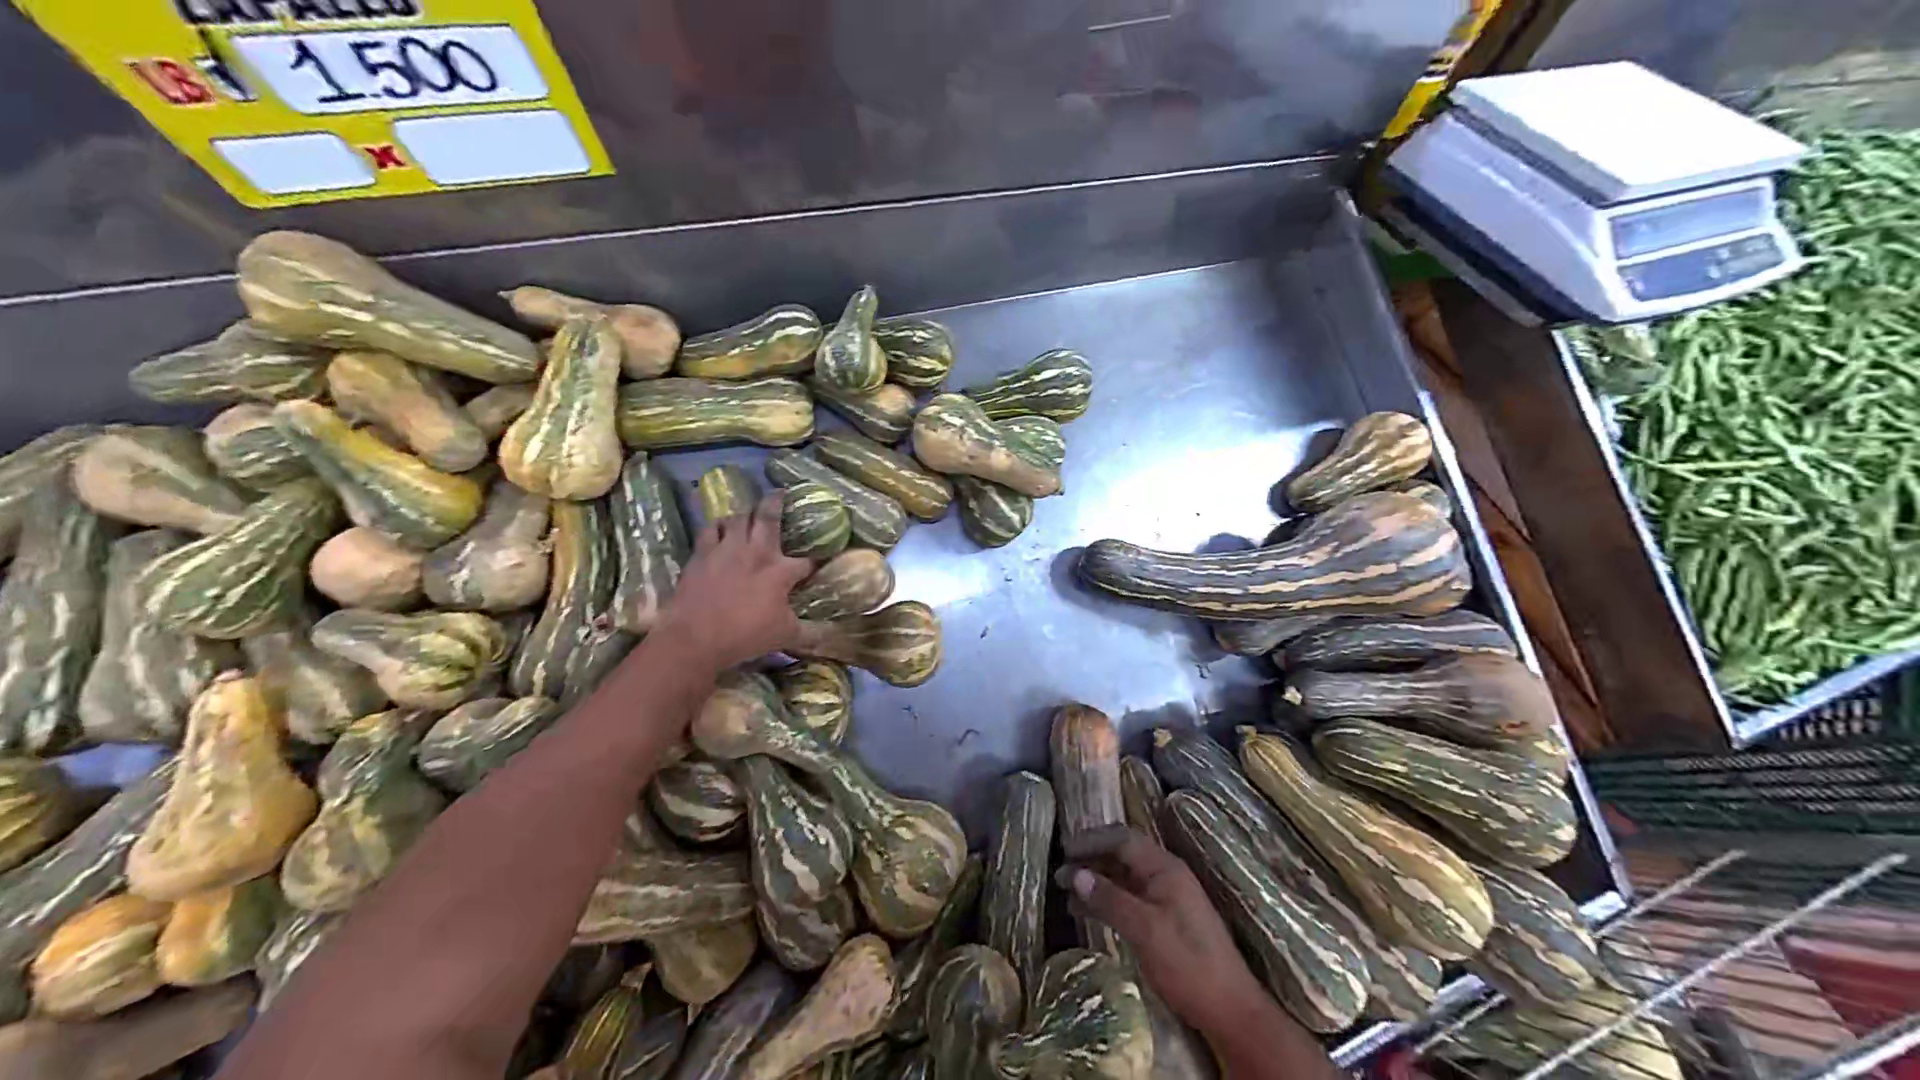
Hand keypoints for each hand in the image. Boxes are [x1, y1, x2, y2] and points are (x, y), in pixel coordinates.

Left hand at [653, 491, 812, 671]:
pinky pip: (711, 528)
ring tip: (751, 512)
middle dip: (777, 502)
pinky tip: (722, 527)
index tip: (820, 560)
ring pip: (740, 517)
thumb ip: (811, 632)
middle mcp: (757, 551)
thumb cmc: (745, 636)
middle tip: (780, 493)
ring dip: (747, 512)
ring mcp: (727, 548)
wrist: (696, 637)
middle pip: (769, 516)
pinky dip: (719, 524)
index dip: (816, 560)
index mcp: (781, 571)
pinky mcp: (702, 552)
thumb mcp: (786, 636)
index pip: (807, 561)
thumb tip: (833, 635)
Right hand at [1060, 825, 1268, 1033]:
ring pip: (1124, 879)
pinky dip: (1108, 902)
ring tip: (1067, 896)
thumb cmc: (1187, 963)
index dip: (1092, 841)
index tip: (1064, 851)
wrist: (1230, 1010)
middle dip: (1090, 862)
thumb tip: (1075, 874)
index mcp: (1165, 868)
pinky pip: (1130, 899)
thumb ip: (1109, 899)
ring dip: (1096, 883)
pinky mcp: (1166, 921)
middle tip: (1059, 876)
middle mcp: (1166, 876)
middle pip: (1122, 856)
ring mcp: (1168, 898)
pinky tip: (1089, 914)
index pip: (1123, 839)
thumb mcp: (1144, 929)